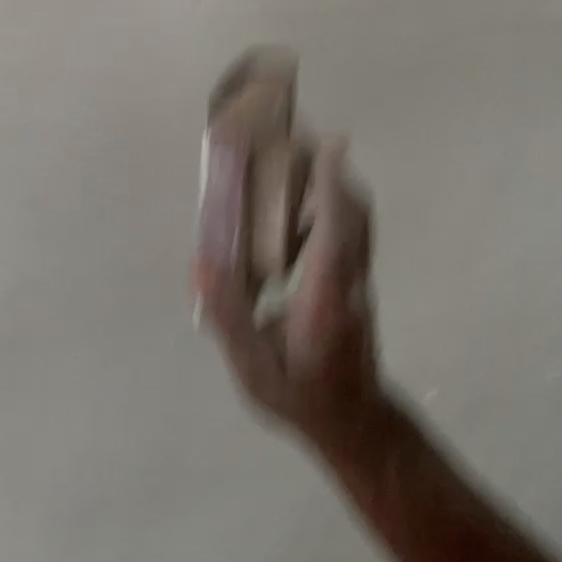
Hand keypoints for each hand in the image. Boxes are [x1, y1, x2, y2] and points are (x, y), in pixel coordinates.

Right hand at [194, 138, 380, 441]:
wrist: (353, 424)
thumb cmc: (301, 395)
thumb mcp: (254, 370)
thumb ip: (229, 317)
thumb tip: (202, 262)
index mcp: (325, 298)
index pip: (336, 231)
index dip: (333, 186)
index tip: (330, 142)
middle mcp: (349, 282)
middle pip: (354, 214)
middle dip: (332, 170)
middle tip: (299, 137)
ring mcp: (358, 282)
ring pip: (356, 221)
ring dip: (332, 184)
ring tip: (294, 159)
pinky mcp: (355, 285)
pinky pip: (349, 232)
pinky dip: (330, 204)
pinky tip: (296, 206)